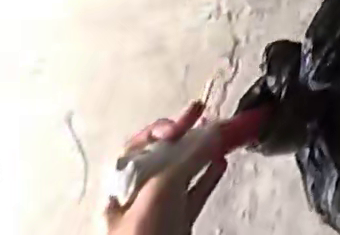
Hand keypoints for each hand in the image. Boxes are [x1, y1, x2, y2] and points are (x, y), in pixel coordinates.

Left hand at [104, 102, 227, 234]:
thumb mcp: (162, 190)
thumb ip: (188, 157)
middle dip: (185, 136)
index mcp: (118, 187)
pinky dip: (207, 178)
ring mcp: (157, 214)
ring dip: (201, 154)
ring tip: (219, 136)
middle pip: (163, 157)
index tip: (184, 121)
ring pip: (181, 175)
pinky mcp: (176, 228)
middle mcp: (136, 198)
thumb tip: (212, 131)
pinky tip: (221, 163)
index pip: (139, 145)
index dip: (161, 129)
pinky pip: (193, 196)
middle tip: (204, 116)